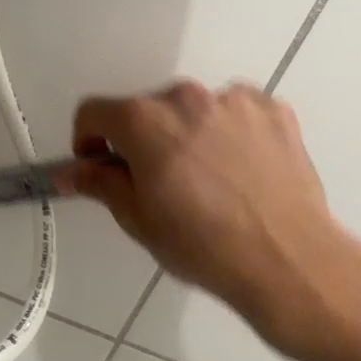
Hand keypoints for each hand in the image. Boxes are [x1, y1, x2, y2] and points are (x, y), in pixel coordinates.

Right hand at [60, 80, 351, 329]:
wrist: (290, 262)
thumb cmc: (203, 245)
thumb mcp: (138, 220)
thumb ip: (100, 184)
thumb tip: (70, 172)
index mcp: (143, 120)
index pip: (94, 112)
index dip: (88, 140)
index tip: (100, 166)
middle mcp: (185, 98)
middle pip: (146, 110)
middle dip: (143, 139)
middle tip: (159, 183)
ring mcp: (234, 101)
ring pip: (194, 111)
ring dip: (189, 134)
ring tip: (208, 180)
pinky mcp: (275, 111)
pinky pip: (237, 114)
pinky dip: (231, 133)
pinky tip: (241, 172)